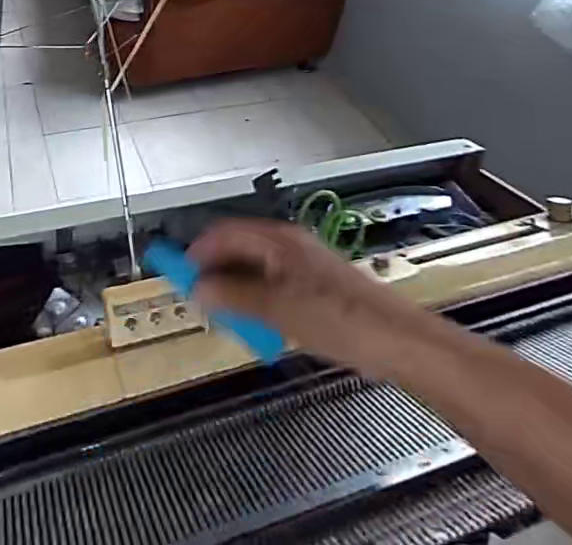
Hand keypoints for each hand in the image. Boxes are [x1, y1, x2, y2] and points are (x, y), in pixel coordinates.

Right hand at [187, 219, 440, 376]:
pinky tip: (260, 326)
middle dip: (216, 272)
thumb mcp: (275, 309)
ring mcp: (303, 266)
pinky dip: (257, 302)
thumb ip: (233, 296)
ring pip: (255, 270)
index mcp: (279, 241)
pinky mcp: (314, 287)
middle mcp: (290, 246)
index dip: (198, 250)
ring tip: (228, 317)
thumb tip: (199, 288)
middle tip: (201, 299)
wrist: (393, 338)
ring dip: (236, 290)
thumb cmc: (340, 316)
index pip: (226, 232)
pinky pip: (273, 287)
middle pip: (239, 249)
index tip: (178, 272)